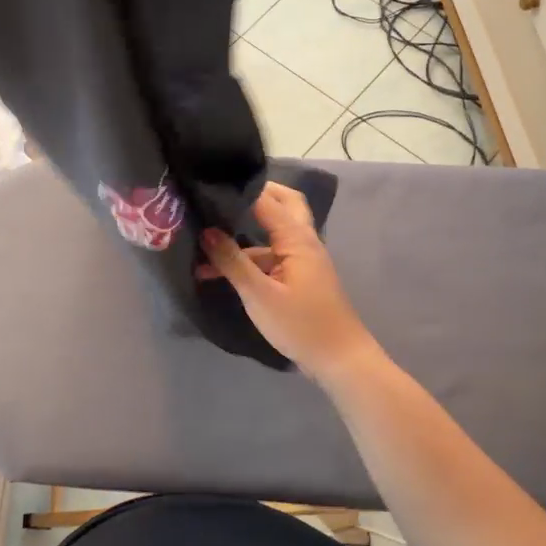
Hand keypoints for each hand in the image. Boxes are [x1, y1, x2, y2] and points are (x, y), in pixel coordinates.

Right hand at [198, 182, 381, 379]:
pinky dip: (247, 257)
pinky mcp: (298, 278)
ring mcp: (302, 260)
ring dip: (243, 233)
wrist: (339, 360)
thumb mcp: (260, 294)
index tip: (207, 185)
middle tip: (222, 193)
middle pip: (282, 205)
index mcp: (297, 239)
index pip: (265, 200)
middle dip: (254, 195)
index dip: (238, 190)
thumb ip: (232, 261)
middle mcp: (303, 241)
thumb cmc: (301, 325)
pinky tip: (219, 270)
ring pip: (272, 234)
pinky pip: (271, 256)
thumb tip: (206, 231)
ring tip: (205, 236)